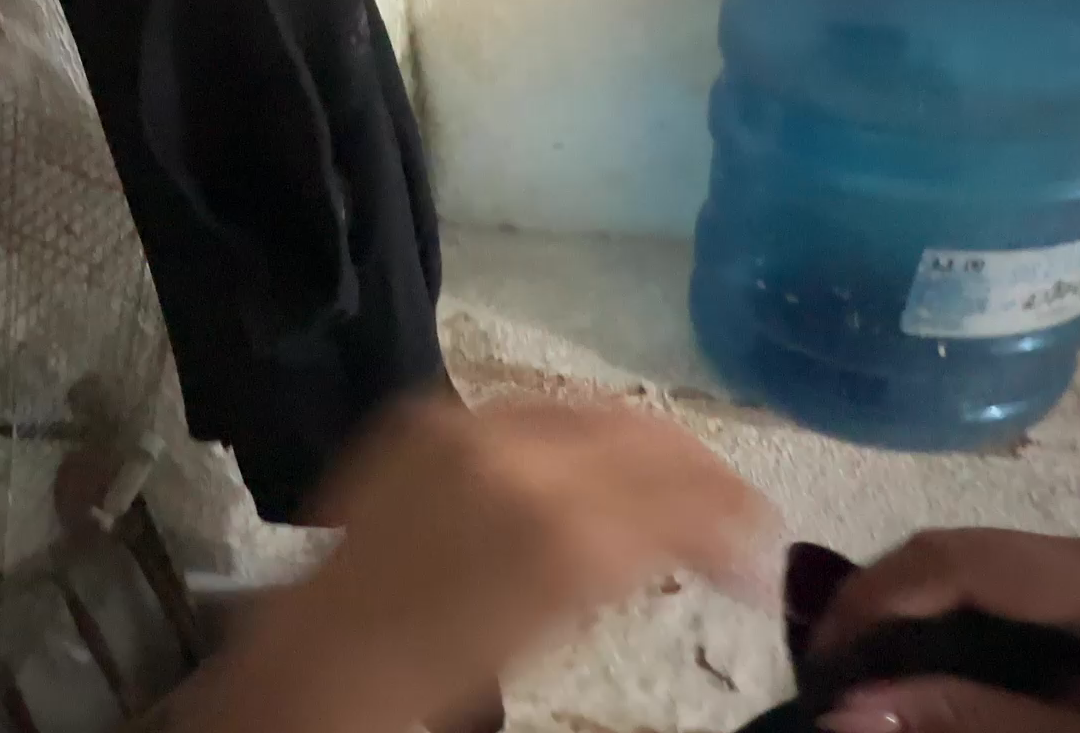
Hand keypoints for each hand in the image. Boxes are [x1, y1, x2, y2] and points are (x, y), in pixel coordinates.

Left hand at [174, 394, 780, 732]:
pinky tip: (584, 454)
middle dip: (694, 468)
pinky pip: (517, 407)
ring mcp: (458, 426)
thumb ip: (612, 568)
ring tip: (667, 472)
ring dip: (634, 440)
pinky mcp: (420, 415)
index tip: (758, 545)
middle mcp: (512, 460)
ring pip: (579, 408)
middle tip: (729, 503)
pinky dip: (566, 429)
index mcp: (558, 538)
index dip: (730, 520)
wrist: (321, 646)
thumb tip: (670, 540)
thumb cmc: (434, 673)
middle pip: (635, 435)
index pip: (676, 501)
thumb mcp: (547, 633)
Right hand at [810, 528, 1079, 732]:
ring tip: (869, 670)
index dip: (872, 600)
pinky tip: (929, 667)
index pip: (952, 559)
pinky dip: (947, 629)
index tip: (822, 660)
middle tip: (835, 670)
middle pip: (950, 557)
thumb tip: (840, 710)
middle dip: (881, 610)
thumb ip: (975, 722)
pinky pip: (996, 596)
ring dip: (907, 620)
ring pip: (963, 572)